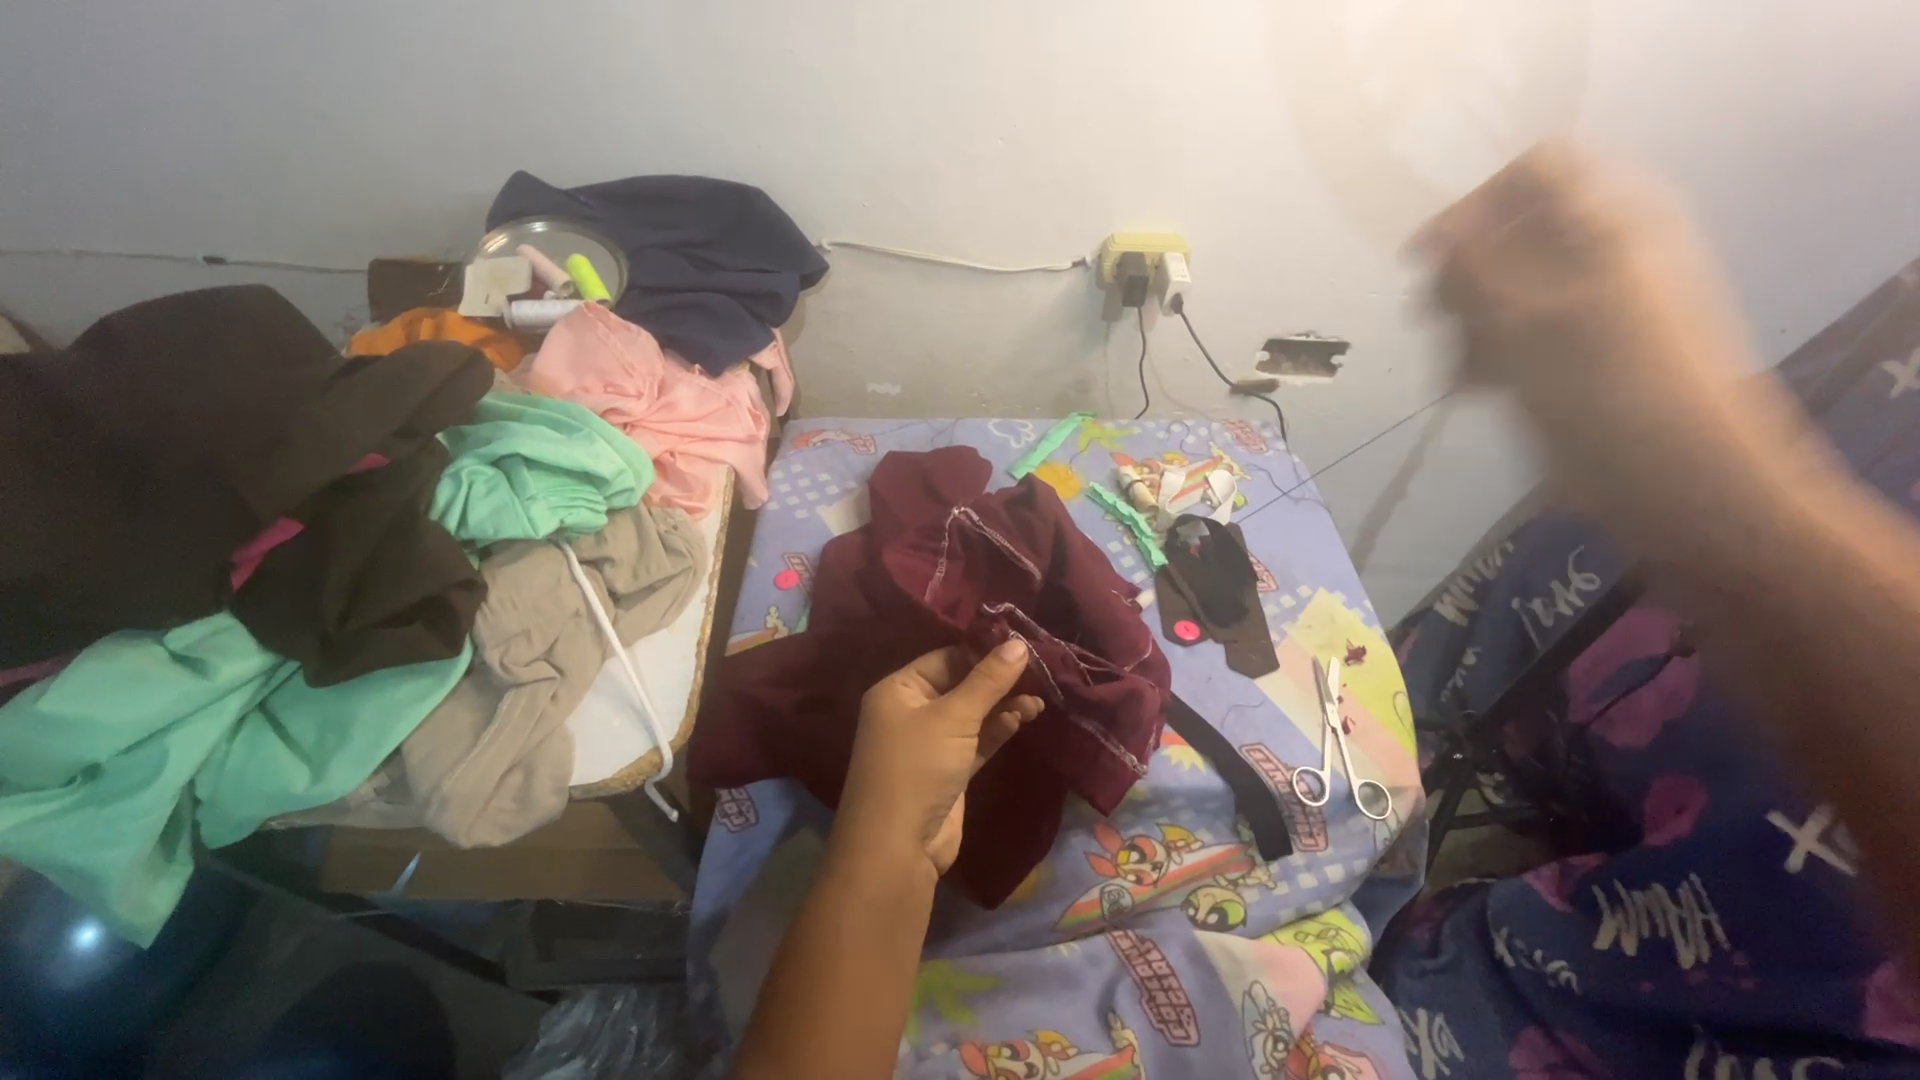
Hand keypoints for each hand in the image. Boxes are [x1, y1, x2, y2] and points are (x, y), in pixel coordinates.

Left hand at [835, 641, 1043, 876]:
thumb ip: (989, 681)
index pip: (944, 658)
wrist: (898, 846)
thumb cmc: (917, 766)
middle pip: (960, 684)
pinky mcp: (949, 770)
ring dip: (1003, 705)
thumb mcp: (954, 717)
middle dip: (997, 679)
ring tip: (1040, 698)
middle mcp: (911, 711)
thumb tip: (1019, 643)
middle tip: (1038, 669)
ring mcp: (930, 743)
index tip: (1021, 644)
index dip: (981, 651)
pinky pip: (976, 740)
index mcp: (898, 690)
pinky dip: (998, 729)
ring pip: (972, 714)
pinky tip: (1023, 716)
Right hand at [1411, 140, 1812, 546]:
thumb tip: (1435, 233)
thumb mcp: (1531, 319)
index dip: (1474, 205)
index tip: (1425, 261)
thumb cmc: (1607, 389)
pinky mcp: (1568, 352)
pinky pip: (1508, 332)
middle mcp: (1597, 254)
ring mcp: (1583, 306)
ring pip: (1498, 289)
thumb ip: (1476, 266)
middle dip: (1461, 278)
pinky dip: (1481, 354)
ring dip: (1463, 325)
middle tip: (1443, 323)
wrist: (1675, 479)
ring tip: (1462, 372)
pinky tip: (1474, 388)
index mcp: (1608, 224)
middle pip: (1505, 233)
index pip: (1533, 172)